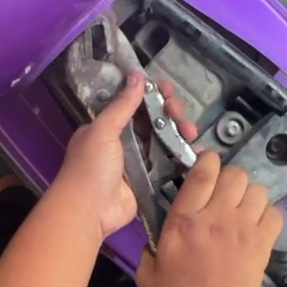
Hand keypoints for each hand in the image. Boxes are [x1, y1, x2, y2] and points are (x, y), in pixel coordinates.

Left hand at [45, 73, 196, 239]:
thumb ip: (122, 105)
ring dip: (179, 134)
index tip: (168, 90)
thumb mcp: (103, 130)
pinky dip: (183, 157)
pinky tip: (197, 151)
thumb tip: (137, 75)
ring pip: (164, 141)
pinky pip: (169, 164)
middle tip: (179, 113)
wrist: (88, 211)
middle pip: (153, 121)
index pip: (134, 104)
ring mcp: (137, 161)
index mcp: (107, 126)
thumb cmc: (91, 167)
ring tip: (191, 133)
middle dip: (170, 114)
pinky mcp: (149, 180)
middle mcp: (123, 141)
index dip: (152, 95)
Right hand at [136, 151, 282, 286]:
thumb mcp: (147, 274)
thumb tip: (154, 241)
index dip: (206, 160)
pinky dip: (268, 215)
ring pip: (257, 189)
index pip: (202, 172)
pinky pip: (274, 213)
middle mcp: (216, 214)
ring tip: (242, 210)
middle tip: (222, 194)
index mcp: (184, 219)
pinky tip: (258, 226)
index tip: (205, 164)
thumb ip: (148, 250)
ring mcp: (244, 226)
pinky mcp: (263, 240)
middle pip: (234, 174)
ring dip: (249, 196)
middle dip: (229, 178)